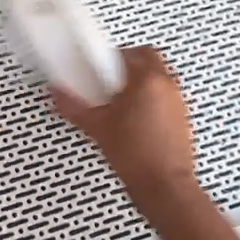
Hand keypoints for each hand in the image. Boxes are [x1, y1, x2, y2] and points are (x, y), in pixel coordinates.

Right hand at [52, 46, 198, 194]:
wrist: (163, 187)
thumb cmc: (138, 158)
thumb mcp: (95, 127)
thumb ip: (72, 106)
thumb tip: (58, 94)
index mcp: (147, 80)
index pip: (127, 52)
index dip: (108, 57)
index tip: (95, 67)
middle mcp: (166, 86)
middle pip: (148, 57)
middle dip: (127, 63)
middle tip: (108, 77)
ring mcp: (178, 102)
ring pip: (159, 76)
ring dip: (140, 80)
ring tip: (119, 98)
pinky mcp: (182, 118)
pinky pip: (165, 96)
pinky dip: (151, 98)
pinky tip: (133, 117)